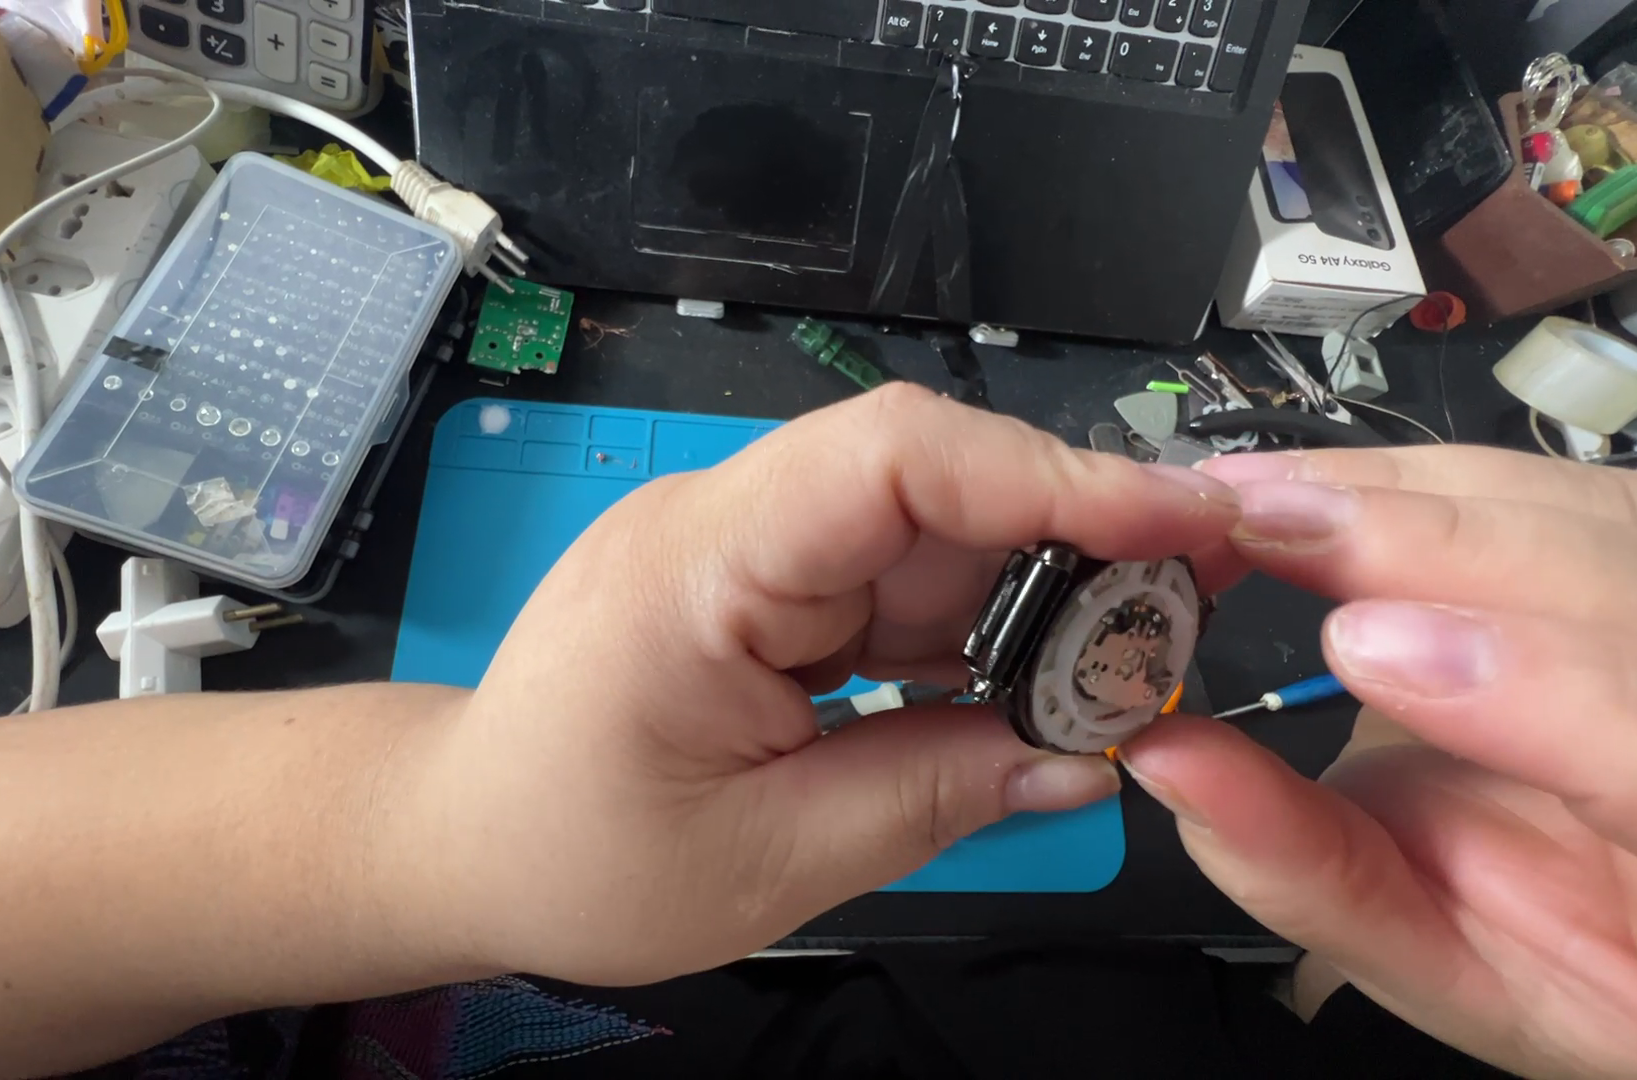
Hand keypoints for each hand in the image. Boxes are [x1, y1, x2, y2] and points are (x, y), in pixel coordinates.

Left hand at [400, 385, 1239, 985]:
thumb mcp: (766, 858)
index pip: (888, 460)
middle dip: (1060, 545)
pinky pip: (886, 579)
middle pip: (924, 488)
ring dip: (1018, 596)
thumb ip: (933, 796)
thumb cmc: (572, 854)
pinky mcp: (759, 582)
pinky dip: (961, 628)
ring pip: (919, 535)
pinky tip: (1009, 682)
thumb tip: (1081, 759)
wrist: (463, 829)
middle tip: (1172, 617)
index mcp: (697, 566)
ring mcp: (742, 547)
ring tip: (1105, 668)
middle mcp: (722, 523)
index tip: (1173, 519)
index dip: (1044, 474)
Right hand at [1121, 446, 1636, 1077]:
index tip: (1351, 641)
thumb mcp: (1430, 965)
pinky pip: (1565, 490)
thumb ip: (1304, 870)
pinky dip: (1419, 476)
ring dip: (1404, 488)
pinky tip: (1313, 481)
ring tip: (1250, 490)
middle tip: (1251, 520)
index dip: (1542, 692)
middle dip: (1433, 541)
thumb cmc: (1569, 966)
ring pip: (1606, 510)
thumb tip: (1160, 752)